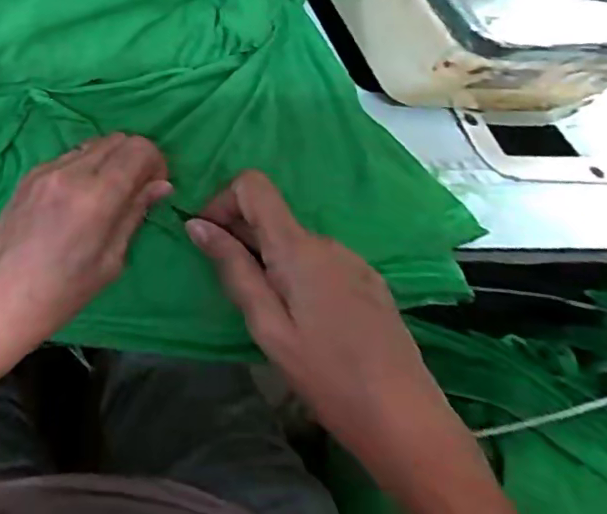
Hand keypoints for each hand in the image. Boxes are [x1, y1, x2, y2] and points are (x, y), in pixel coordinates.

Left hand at [0, 134, 172, 380]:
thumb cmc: (60, 294)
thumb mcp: (110, 262)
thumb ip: (134, 214)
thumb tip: (160, 184)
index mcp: (95, 196)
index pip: (138, 149)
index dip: (156, 162)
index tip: (157, 186)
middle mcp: (70, 171)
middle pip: (118, 139)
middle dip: (136, 158)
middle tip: (138, 189)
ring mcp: (45, 169)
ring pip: (93, 144)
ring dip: (110, 159)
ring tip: (109, 194)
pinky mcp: (29, 174)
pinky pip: (69, 156)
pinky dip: (86, 166)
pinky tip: (80, 198)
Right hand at [184, 170, 433, 448]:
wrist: (408, 422)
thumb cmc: (329, 377)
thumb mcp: (268, 327)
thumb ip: (233, 269)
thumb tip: (197, 225)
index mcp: (298, 247)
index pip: (253, 185)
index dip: (223, 201)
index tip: (210, 238)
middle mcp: (326, 241)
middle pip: (271, 215)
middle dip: (240, 237)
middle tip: (234, 289)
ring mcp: (351, 260)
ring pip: (293, 241)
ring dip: (269, 260)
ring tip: (271, 314)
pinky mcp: (368, 281)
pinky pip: (319, 261)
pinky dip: (297, 274)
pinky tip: (307, 321)